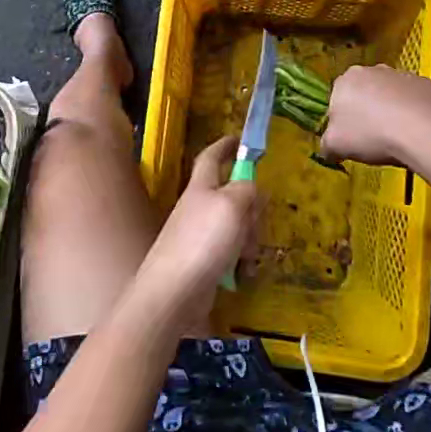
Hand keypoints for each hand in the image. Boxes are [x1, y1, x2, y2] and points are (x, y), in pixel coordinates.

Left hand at [128, 137, 261, 331]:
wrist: (174, 292)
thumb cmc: (202, 241)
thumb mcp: (232, 204)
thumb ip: (247, 189)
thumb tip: (252, 188)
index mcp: (201, 187)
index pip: (211, 157)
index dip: (224, 146)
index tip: (239, 140)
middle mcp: (200, 207)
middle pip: (234, 195)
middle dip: (252, 207)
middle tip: (255, 220)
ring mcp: (201, 235)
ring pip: (238, 225)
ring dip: (250, 238)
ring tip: (246, 255)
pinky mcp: (206, 261)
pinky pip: (233, 252)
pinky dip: (242, 260)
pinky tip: (242, 273)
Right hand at [320, 66, 430, 166]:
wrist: (425, 133)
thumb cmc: (372, 135)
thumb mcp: (336, 146)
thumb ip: (327, 145)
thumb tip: (329, 151)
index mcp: (346, 80)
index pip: (338, 98)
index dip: (343, 119)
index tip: (351, 137)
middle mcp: (373, 70)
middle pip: (365, 92)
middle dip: (367, 111)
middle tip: (372, 137)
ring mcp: (402, 74)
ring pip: (390, 94)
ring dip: (391, 110)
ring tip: (397, 136)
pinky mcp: (427, 83)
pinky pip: (414, 98)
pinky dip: (414, 111)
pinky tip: (417, 130)